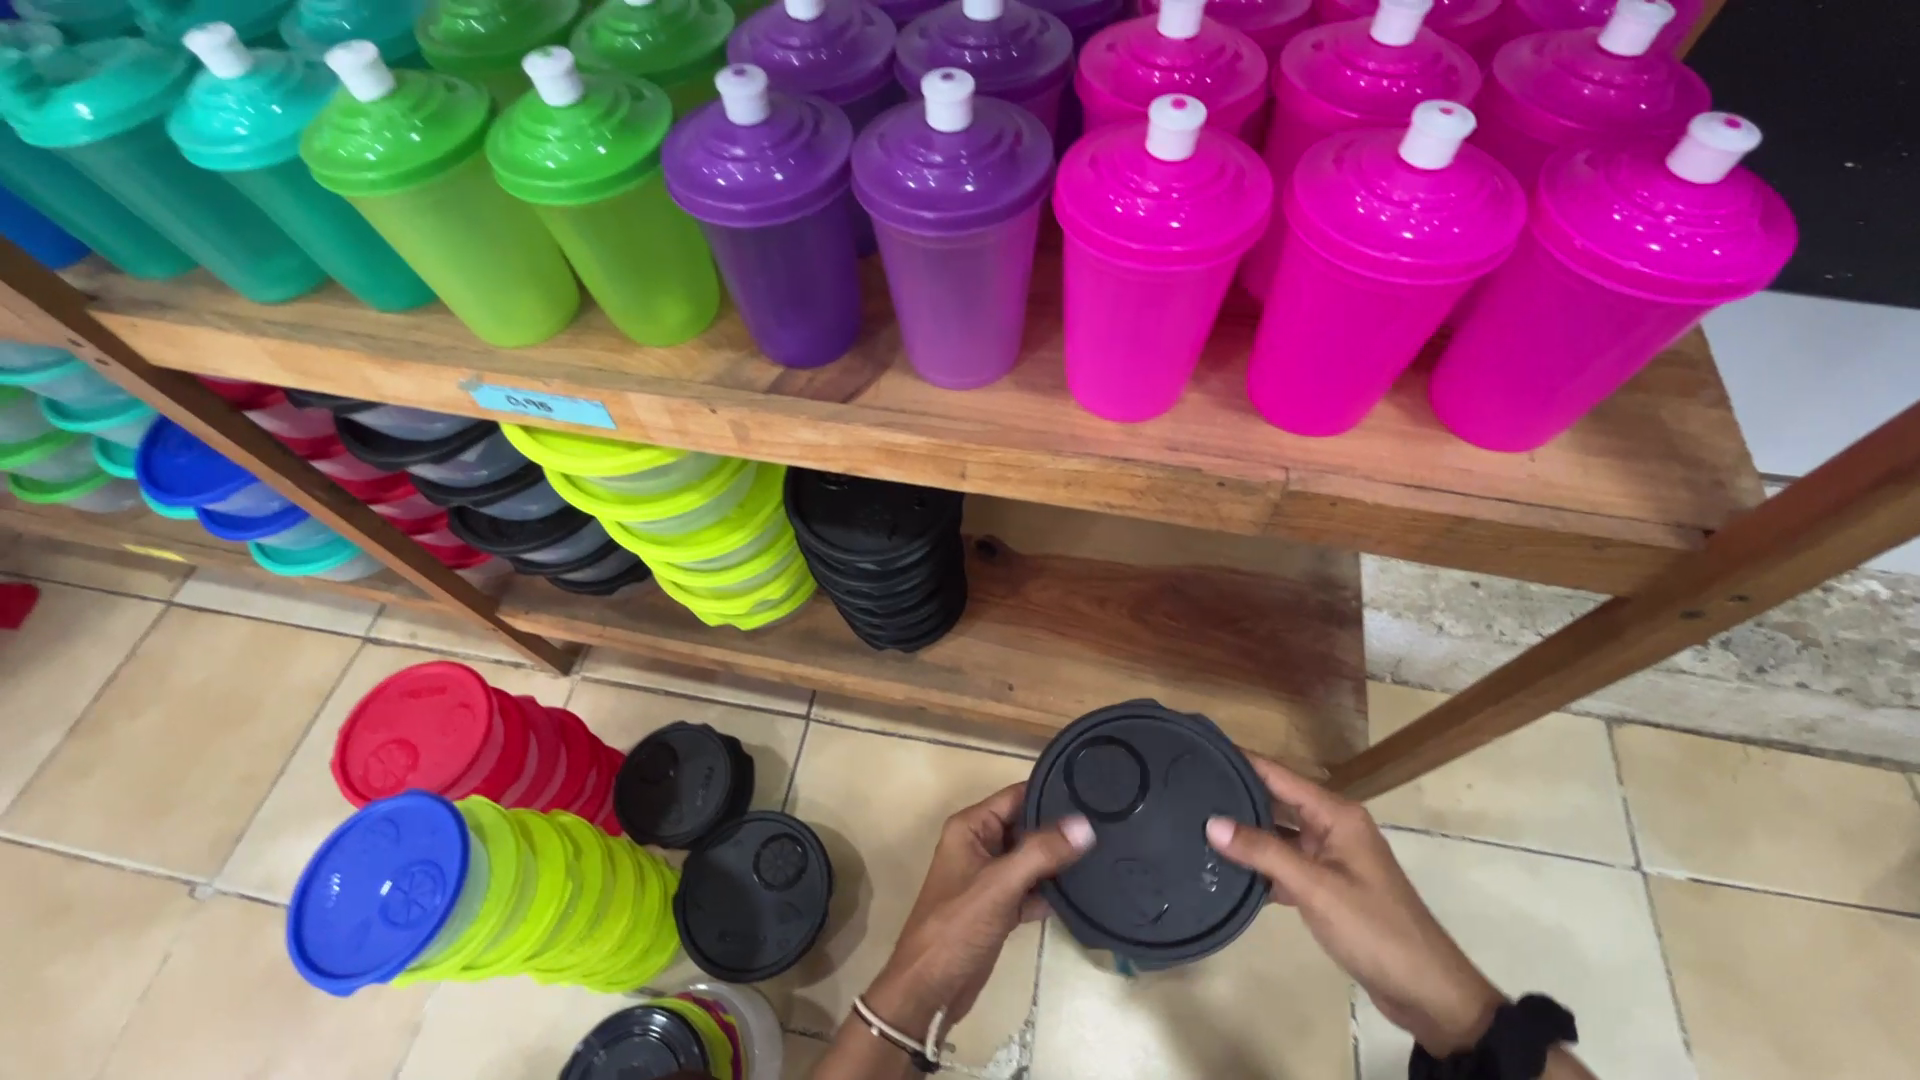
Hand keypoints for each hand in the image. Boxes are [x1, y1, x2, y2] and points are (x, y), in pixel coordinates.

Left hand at [866, 783, 1094, 1031]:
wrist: (931, 989)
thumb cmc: (957, 926)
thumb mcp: (1000, 884)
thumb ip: (1041, 852)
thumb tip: (1084, 825)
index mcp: (970, 827)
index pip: (1016, 796)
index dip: (1050, 793)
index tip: (1092, 792)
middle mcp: (980, 845)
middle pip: (1027, 826)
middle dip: (1059, 829)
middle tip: (1106, 825)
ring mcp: (990, 877)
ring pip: (1032, 859)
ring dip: (1058, 862)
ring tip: (1103, 854)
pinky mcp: (1000, 906)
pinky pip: (1032, 888)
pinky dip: (1051, 892)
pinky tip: (1083, 892)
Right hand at [1205, 755, 1504, 1055]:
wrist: (1426, 990)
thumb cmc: (1374, 929)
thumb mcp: (1314, 887)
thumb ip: (1263, 851)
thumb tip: (1211, 822)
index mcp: (1336, 814)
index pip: (1278, 774)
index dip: (1241, 759)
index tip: (1200, 748)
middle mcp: (1333, 827)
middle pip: (1276, 800)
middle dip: (1236, 794)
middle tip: (1185, 789)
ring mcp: (1332, 857)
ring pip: (1279, 833)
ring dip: (1246, 832)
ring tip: (1195, 824)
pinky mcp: (1328, 885)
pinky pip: (1285, 862)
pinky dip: (1260, 864)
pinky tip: (1226, 869)